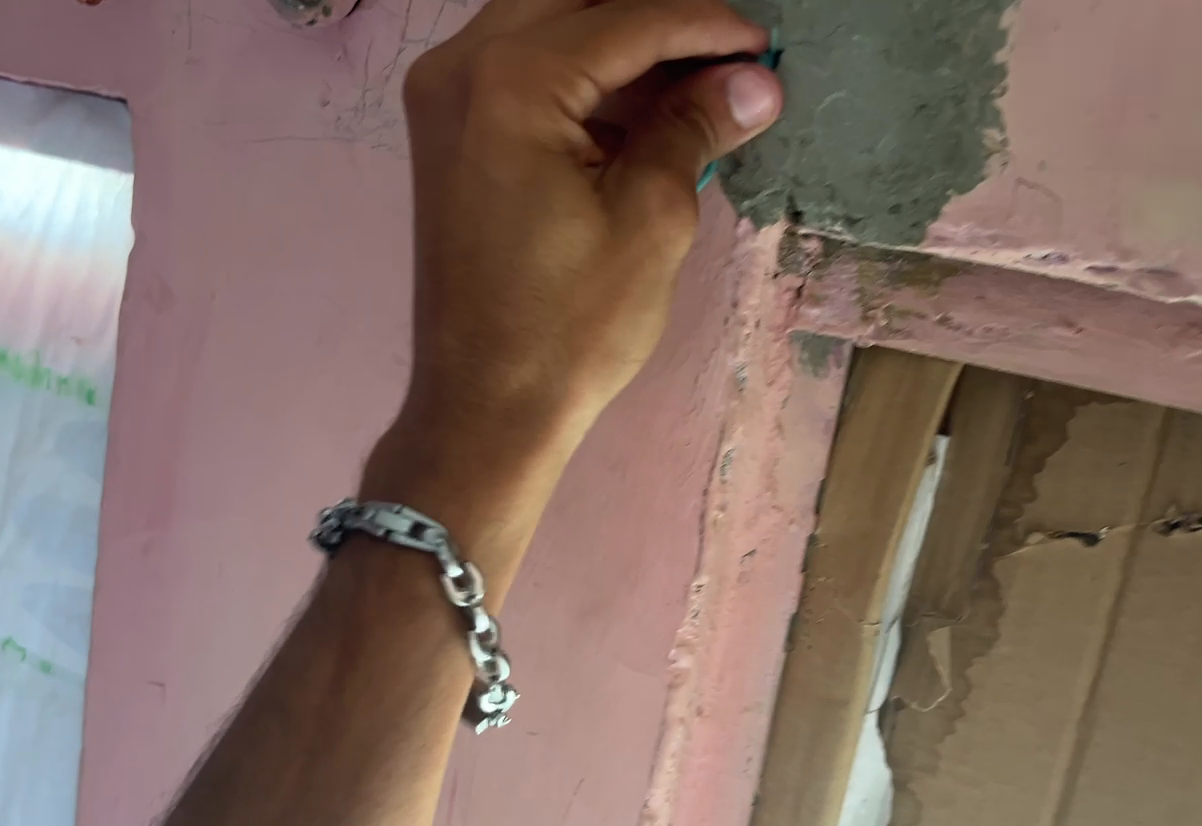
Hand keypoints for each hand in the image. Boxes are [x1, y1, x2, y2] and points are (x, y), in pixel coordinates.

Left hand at [397, 0, 782, 453]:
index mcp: (509, 80)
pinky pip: (518, 80)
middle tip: (720, 60)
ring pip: (543, 33)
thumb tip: (752, 79)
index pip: (626, 19)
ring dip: (617, 52)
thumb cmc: (571, 330)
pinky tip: (632, 118)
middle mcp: (459, 69)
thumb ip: (694, 129)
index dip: (705, 25)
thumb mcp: (651, 223)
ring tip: (687, 92)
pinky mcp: (446, 144)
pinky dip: (577, 88)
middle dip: (655, 23)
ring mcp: (441, 106)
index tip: (760, 44)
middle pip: (574, 4)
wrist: (487, 409)